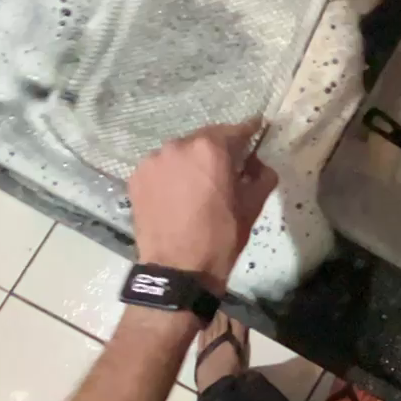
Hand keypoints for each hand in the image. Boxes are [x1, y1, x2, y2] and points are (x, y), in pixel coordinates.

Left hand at [129, 121, 277, 289]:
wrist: (178, 270)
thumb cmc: (221, 237)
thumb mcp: (252, 207)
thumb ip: (262, 177)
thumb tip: (259, 165)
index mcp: (211, 149)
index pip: (236, 130)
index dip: (249, 132)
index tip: (258, 130)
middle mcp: (179, 145)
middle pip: (206, 139)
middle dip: (219, 151)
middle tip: (228, 169)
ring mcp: (153, 160)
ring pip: (181, 153)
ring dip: (193, 163)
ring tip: (199, 186)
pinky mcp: (137, 177)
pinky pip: (162, 167)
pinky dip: (173, 175)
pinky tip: (178, 195)